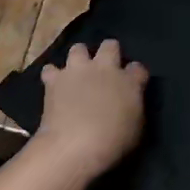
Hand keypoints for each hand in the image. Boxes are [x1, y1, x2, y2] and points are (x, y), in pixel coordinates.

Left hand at [34, 39, 148, 177]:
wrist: (76, 144)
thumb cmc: (113, 142)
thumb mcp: (136, 128)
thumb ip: (133, 108)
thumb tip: (128, 104)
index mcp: (129, 82)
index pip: (138, 68)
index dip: (135, 74)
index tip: (133, 82)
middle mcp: (105, 68)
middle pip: (110, 45)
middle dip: (109, 52)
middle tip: (105, 68)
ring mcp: (79, 70)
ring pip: (79, 48)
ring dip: (79, 57)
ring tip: (77, 72)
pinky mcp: (55, 79)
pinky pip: (51, 69)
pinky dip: (52, 76)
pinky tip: (54, 85)